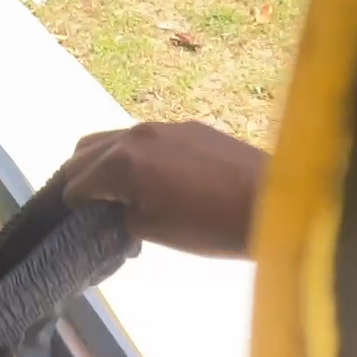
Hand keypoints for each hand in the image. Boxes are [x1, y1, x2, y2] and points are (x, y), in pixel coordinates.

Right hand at [58, 121, 267, 257]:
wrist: (283, 204)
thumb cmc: (209, 225)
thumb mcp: (149, 229)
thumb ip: (116, 215)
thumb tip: (108, 213)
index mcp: (118, 162)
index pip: (75, 184)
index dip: (73, 207)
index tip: (80, 223)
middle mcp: (132, 135)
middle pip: (82, 153)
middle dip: (81, 179)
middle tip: (93, 206)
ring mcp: (161, 126)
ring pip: (111, 139)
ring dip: (104, 162)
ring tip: (121, 189)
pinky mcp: (187, 127)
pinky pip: (144, 138)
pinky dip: (134, 155)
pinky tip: (155, 177)